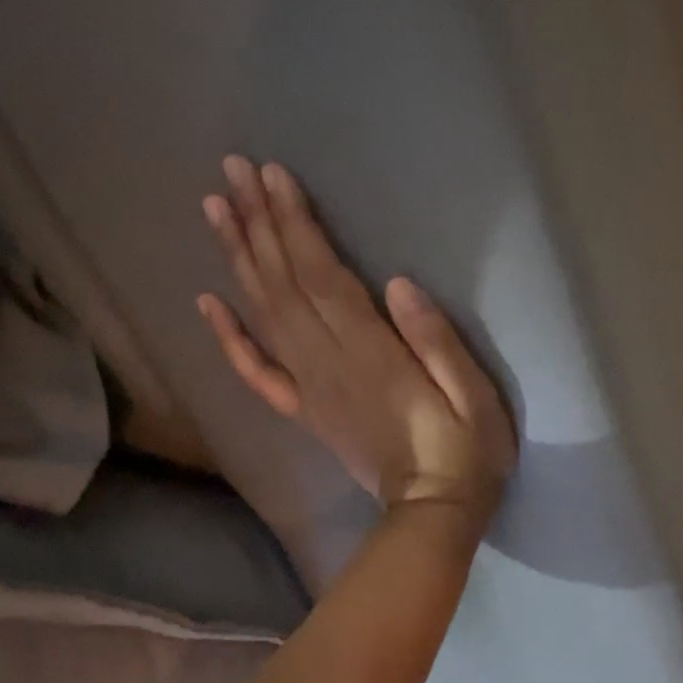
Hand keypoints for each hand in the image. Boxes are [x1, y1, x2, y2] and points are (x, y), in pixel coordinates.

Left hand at [198, 156, 516, 524]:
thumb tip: (397, 284)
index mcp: (372, 355)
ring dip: (239, 259)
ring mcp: (311, 389)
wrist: (435, 513)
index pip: (323, 277)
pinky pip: (257, 373)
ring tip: (217, 207)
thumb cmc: (468, 451)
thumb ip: (437, 342)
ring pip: (265, 315)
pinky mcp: (308, 412)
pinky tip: (207, 302)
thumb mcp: (475, 396)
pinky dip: (228, 337)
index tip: (273, 175)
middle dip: (260, 224)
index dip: (297, 225)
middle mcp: (329, 364)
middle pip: (284, 284)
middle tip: (234, 169)